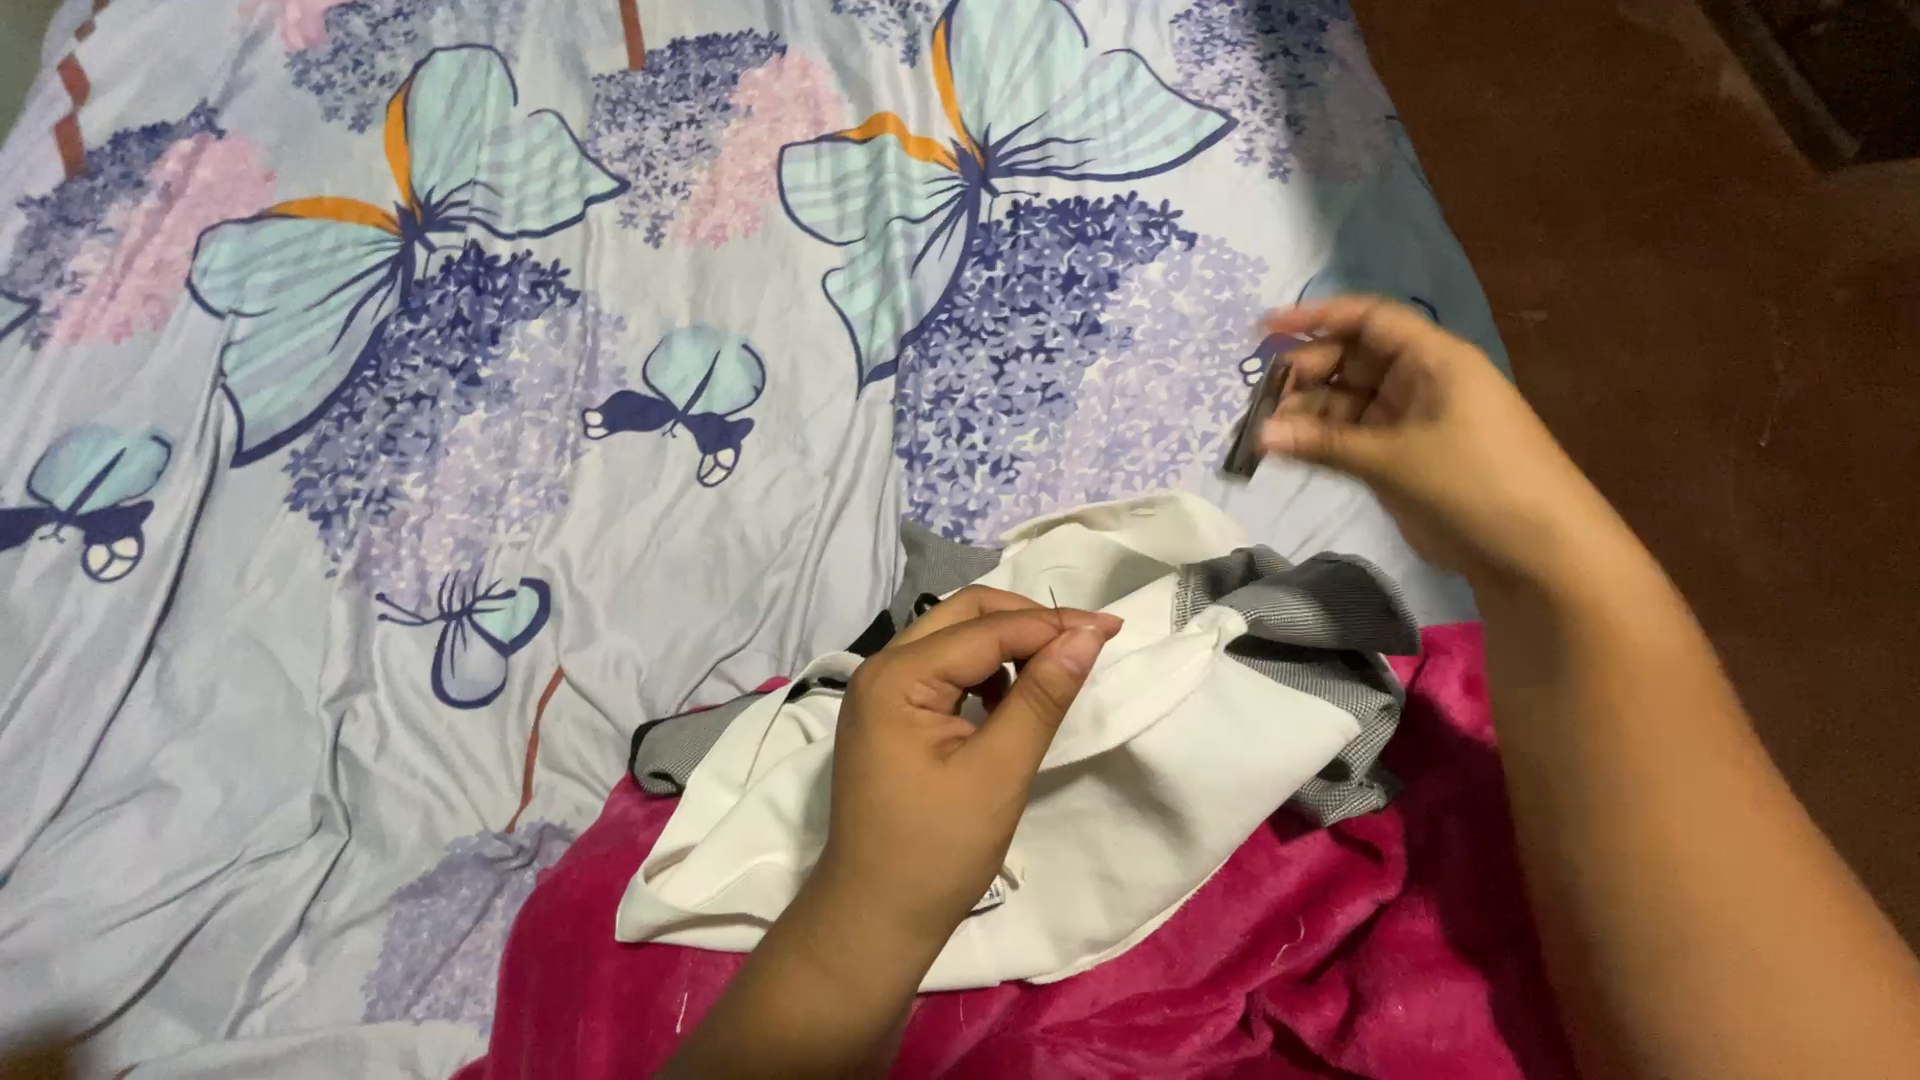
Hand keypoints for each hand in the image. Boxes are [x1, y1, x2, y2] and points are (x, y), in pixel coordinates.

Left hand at [809, 586, 1122, 953]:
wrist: (875, 915)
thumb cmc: (936, 852)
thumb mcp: (998, 773)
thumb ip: (1041, 698)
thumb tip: (1085, 637)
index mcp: (896, 678)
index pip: (986, 630)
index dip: (1051, 625)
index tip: (1111, 630)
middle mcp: (881, 669)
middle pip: (964, 615)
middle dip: (1029, 622)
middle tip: (1086, 641)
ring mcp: (882, 689)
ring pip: (955, 636)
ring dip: (1007, 643)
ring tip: (1054, 671)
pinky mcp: (891, 711)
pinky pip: (945, 667)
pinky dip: (986, 670)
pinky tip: (1011, 700)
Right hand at [1259, 296, 1627, 591]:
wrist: (1533, 549)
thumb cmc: (1474, 482)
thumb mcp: (1393, 458)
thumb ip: (1322, 444)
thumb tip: (1257, 435)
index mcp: (1433, 359)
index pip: (1368, 319)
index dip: (1316, 317)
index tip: (1265, 329)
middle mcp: (1417, 380)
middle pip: (1349, 360)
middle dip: (1303, 374)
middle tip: (1261, 400)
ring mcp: (1407, 419)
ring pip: (1343, 401)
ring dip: (1305, 413)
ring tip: (1263, 433)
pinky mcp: (1397, 455)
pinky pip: (1348, 436)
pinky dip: (1318, 442)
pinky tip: (1283, 450)